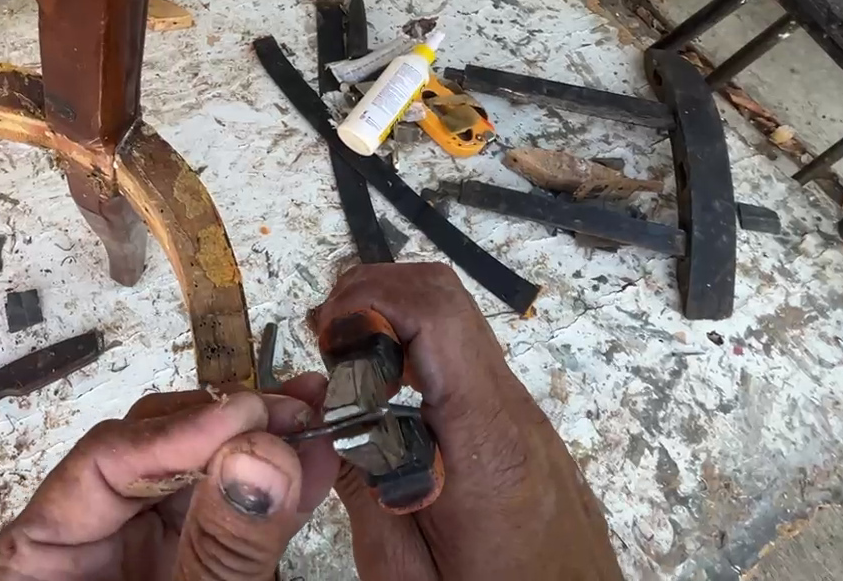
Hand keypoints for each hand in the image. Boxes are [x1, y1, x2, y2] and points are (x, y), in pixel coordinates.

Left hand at [0, 375, 339, 579]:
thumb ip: (216, 557)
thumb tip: (263, 451)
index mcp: (33, 560)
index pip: (101, 464)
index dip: (181, 430)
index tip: (255, 415)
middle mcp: (79, 543)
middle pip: (148, 454)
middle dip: (226, 425)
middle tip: (295, 405)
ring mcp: (130, 555)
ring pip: (191, 475)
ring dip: (254, 443)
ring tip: (310, 411)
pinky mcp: (176, 569)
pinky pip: (219, 514)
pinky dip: (264, 488)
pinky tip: (308, 461)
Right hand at [316, 263, 620, 579]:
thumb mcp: (404, 573)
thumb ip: (358, 484)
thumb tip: (320, 408)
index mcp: (484, 439)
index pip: (435, 313)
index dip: (370, 297)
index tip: (327, 335)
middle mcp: (511, 408)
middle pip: (443, 293)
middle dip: (371, 291)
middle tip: (328, 337)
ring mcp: (522, 410)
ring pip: (453, 314)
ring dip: (390, 311)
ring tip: (347, 356)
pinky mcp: (520, 421)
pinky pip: (462, 350)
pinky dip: (411, 339)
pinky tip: (382, 383)